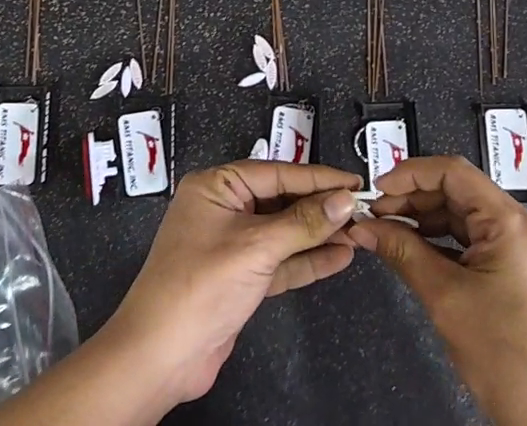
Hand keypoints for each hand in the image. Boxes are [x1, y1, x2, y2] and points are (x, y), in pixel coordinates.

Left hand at [109, 160, 361, 403]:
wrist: (163, 353)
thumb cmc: (203, 285)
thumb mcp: (256, 247)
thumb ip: (303, 222)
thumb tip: (344, 198)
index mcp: (215, 187)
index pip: (275, 173)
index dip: (317, 177)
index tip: (356, 182)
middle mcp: (223, 208)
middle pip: (280, 200)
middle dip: (320, 207)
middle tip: (363, 209)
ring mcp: (232, 244)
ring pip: (283, 232)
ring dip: (319, 234)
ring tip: (360, 233)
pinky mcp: (241, 277)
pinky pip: (280, 260)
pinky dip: (307, 259)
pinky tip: (339, 256)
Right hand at [349, 156, 526, 425]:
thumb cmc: (510, 364)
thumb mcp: (445, 299)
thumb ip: (402, 251)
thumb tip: (366, 227)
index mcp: (517, 226)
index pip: (455, 172)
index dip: (410, 174)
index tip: (378, 190)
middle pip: (463, 193)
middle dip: (416, 202)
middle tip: (376, 217)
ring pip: (473, 218)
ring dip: (431, 222)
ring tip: (392, 236)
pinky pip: (486, 242)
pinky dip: (451, 243)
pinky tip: (421, 254)